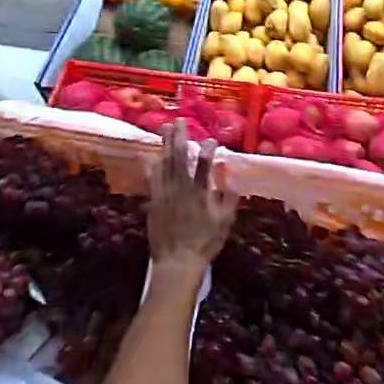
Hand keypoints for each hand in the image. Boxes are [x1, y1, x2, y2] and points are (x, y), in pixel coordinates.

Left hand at [148, 123, 236, 275]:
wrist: (176, 262)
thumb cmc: (204, 242)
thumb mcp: (224, 221)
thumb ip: (229, 197)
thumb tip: (233, 178)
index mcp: (200, 192)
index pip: (204, 163)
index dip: (207, 149)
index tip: (212, 140)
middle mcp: (181, 188)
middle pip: (179, 156)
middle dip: (179, 136)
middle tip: (179, 120)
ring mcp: (165, 193)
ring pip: (164, 163)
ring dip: (165, 144)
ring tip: (165, 128)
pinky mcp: (154, 200)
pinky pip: (152, 177)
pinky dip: (152, 164)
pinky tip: (151, 155)